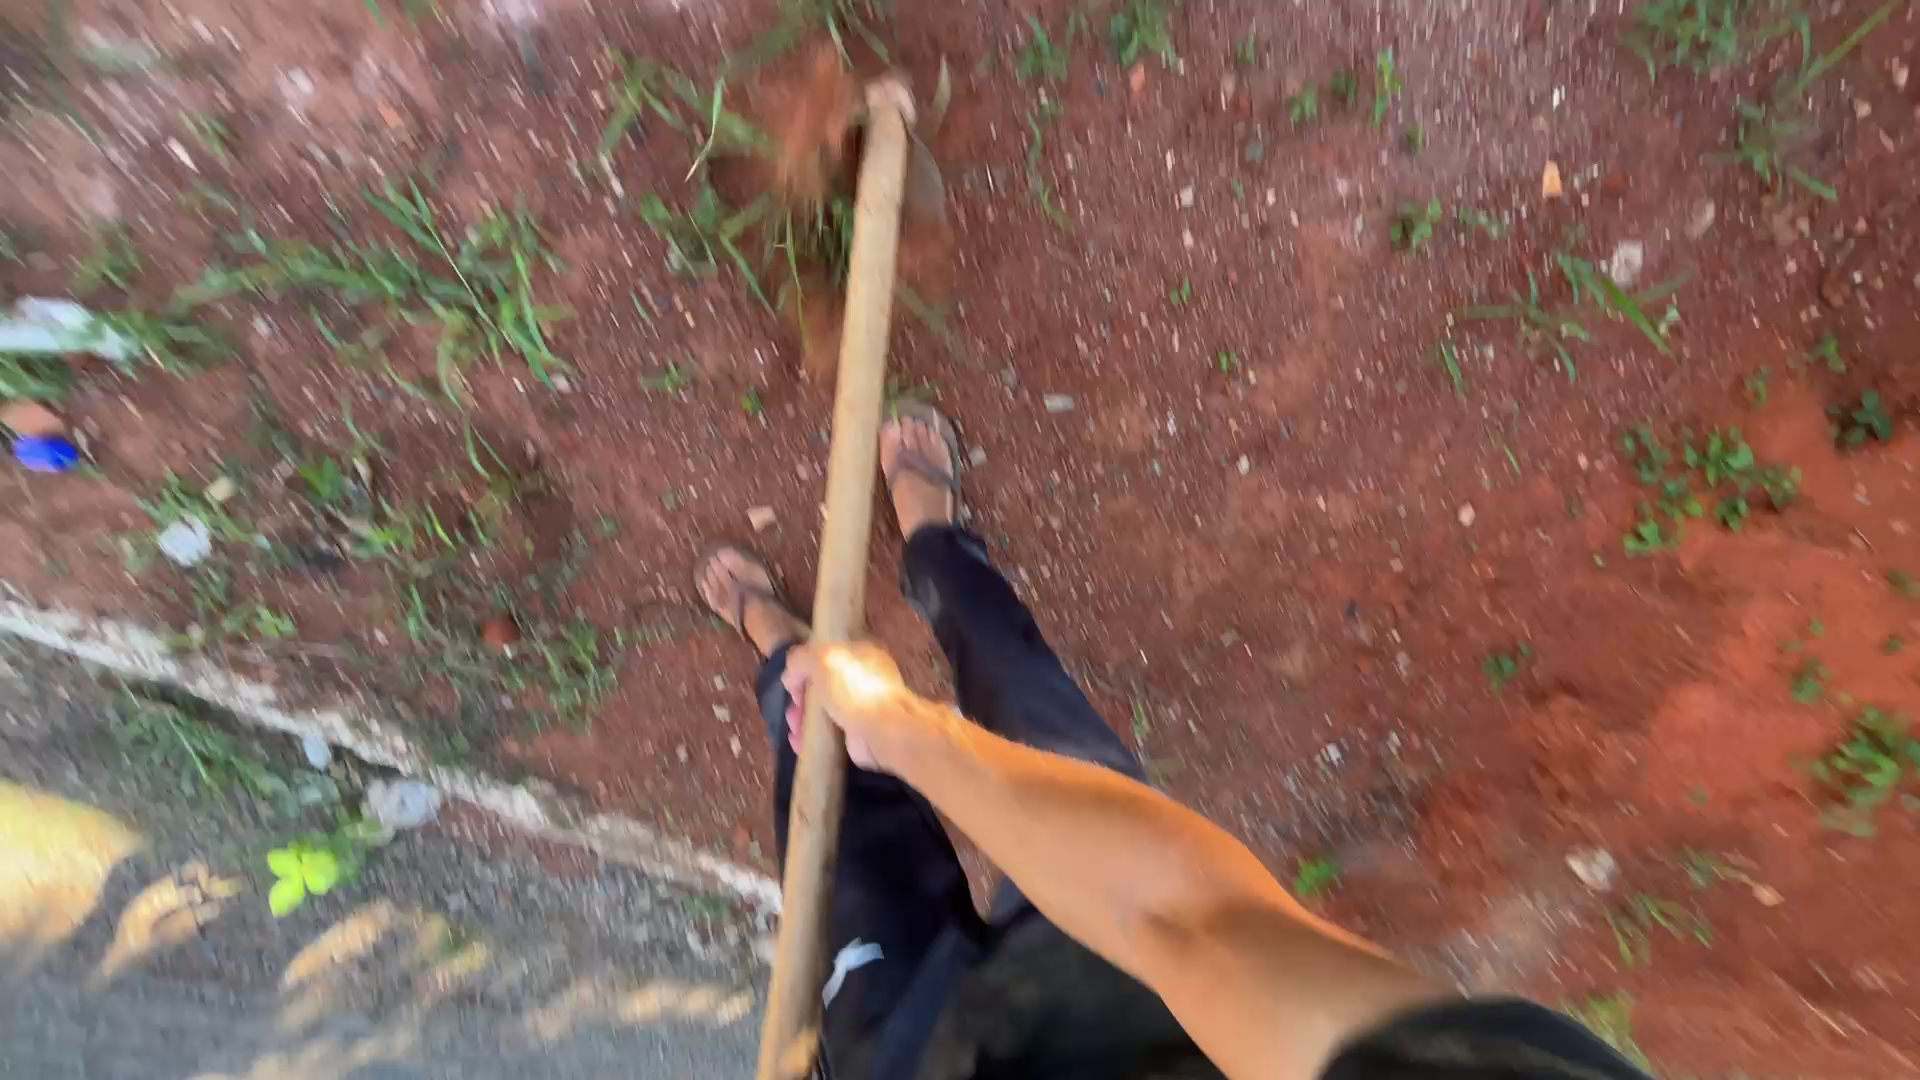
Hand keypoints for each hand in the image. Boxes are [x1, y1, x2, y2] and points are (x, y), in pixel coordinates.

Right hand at [780, 642, 915, 771]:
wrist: (883, 730)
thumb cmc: (855, 687)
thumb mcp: (823, 659)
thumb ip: (801, 659)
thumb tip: (791, 677)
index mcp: (861, 652)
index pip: (827, 653)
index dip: (806, 665)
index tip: (792, 681)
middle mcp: (863, 677)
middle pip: (822, 683)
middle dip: (802, 697)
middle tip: (792, 709)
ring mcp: (861, 705)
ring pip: (823, 709)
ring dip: (803, 717)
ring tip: (794, 728)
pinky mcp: (857, 731)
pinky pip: (828, 731)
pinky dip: (811, 735)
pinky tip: (798, 741)